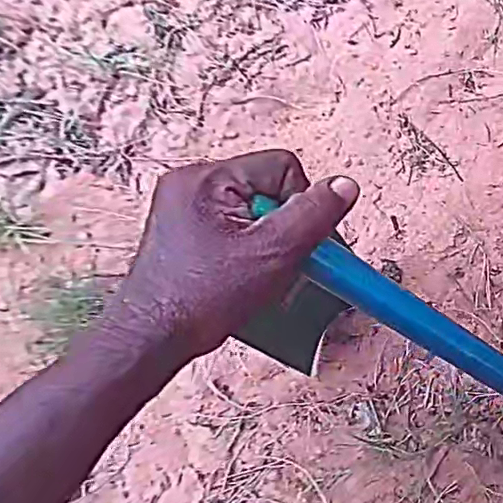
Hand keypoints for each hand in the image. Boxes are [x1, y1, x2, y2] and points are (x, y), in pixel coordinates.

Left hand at [103, 150, 358, 361]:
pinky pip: (239, 225)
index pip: (283, 168)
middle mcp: (192, 183)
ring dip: (271, 240)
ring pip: (258, 210)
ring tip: (258, 268)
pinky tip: (245, 271)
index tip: (296, 240)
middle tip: (278, 258)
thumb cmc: (204, 296)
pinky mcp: (187, 227)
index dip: (302, 206)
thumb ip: (315, 214)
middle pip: (272, 188)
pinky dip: (253, 247)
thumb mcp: (277, 251)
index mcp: (207, 178)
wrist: (157, 334)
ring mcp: (186, 205)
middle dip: (286, 226)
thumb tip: (344, 186)